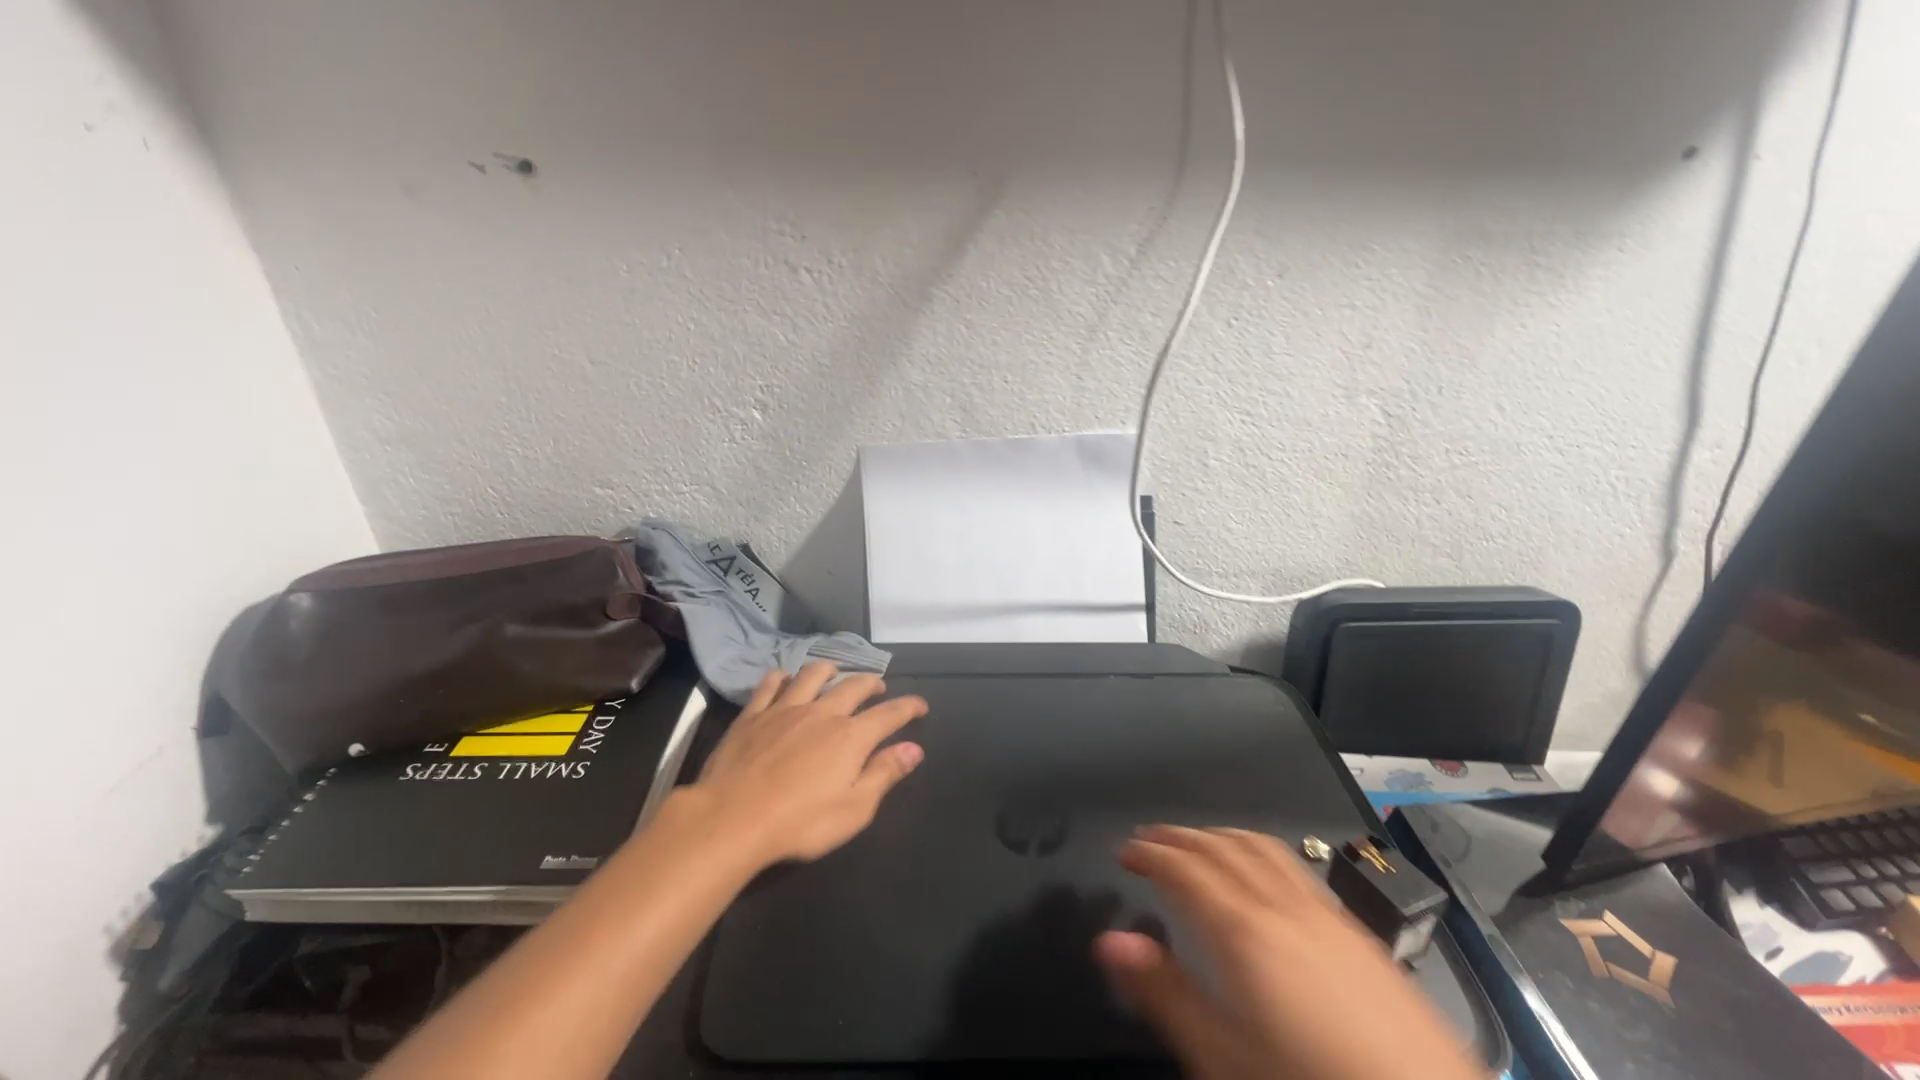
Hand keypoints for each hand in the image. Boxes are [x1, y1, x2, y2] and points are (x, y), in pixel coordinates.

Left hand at [688, 663, 927, 867]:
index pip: (890, 714)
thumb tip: (914, 749)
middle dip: (871, 683)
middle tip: (879, 687)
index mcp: (851, 737)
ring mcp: (784, 710)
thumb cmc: (799, 823)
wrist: (731, 820)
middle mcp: (821, 713)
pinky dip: (782, 677)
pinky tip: (784, 678)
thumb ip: (884, 774)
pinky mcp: (752, 715)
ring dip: (829, 670)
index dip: (909, 706)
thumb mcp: (854, 809)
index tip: (920, 704)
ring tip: (834, 672)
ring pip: (812, 675)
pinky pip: (770, 684)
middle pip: (853, 686)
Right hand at [1095, 826, 1484, 1079]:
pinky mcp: (1357, 933)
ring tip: (1198, 842)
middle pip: (1224, 848)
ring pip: (1264, 848)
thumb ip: (1163, 992)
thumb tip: (1110, 941)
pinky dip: (1260, 851)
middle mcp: (1284, 907)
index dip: (1150, 853)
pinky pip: (1295, 867)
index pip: (1186, 869)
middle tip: (1150, 838)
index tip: (1125, 851)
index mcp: (1244, 931)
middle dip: (1181, 836)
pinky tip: (1264, 875)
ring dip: (1222, 836)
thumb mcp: (1221, 1054)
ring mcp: (1326, 915)